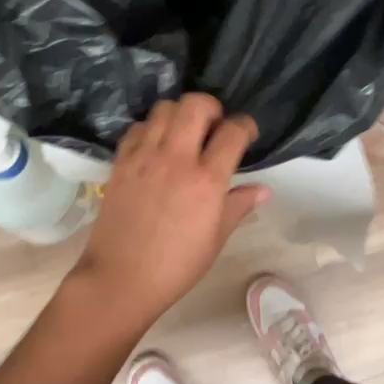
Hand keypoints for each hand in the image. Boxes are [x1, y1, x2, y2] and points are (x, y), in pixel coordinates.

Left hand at [67, 94, 268, 326]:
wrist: (120, 278)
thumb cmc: (175, 265)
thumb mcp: (216, 239)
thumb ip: (238, 205)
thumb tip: (262, 189)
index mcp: (206, 180)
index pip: (233, 132)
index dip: (245, 126)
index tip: (246, 133)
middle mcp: (176, 159)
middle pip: (196, 105)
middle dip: (212, 107)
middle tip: (213, 126)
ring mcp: (144, 156)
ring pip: (164, 108)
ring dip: (180, 114)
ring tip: (184, 133)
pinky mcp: (121, 161)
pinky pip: (138, 127)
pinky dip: (150, 129)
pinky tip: (155, 147)